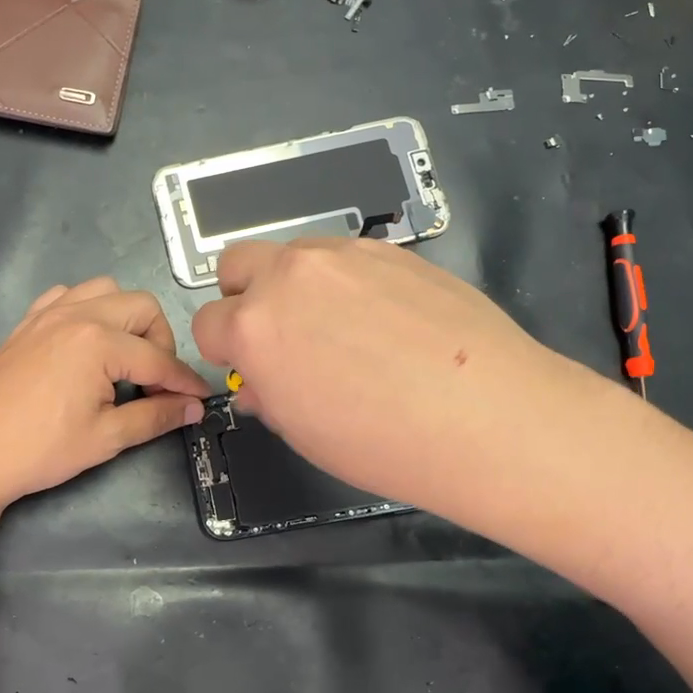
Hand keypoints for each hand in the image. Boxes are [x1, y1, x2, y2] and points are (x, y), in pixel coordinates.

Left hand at [0, 278, 212, 515]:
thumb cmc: (41, 450)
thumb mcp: (106, 438)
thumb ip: (156, 416)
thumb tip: (193, 407)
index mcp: (99, 341)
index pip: (159, 359)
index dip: (185, 382)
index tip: (201, 399)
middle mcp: (76, 314)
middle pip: (142, 307)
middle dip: (160, 342)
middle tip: (154, 384)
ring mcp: (47, 314)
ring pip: (106, 291)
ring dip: (126, 319)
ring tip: (122, 361)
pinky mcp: (26, 324)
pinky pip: (67, 297)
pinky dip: (87, 310)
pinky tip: (84, 345)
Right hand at [192, 238, 615, 519]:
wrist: (486, 417)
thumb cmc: (379, 442)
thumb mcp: (301, 431)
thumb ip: (267, 394)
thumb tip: (261, 382)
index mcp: (253, 327)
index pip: (206, 323)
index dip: (222, 351)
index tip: (249, 370)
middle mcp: (289, 277)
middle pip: (236, 264)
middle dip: (243, 298)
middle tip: (278, 337)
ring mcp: (343, 256)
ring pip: (293, 255)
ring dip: (295, 286)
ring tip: (340, 329)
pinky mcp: (392, 250)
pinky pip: (345, 258)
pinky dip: (345, 283)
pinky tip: (384, 322)